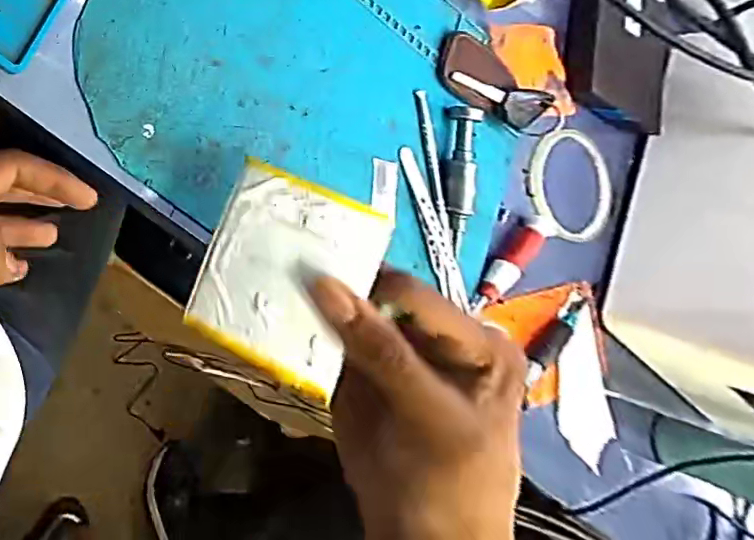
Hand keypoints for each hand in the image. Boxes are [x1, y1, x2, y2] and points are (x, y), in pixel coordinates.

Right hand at [308, 268, 523, 539]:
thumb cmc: (450, 485)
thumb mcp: (430, 418)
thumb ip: (382, 350)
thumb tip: (326, 284)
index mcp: (476, 342)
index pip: (411, 292)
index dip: (366, 284)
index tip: (314, 275)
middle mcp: (434, 335)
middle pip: (377, 290)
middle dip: (335, 283)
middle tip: (288, 269)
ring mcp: (391, 347)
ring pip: (347, 305)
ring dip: (314, 300)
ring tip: (277, 286)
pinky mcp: (355, 361)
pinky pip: (327, 330)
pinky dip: (304, 323)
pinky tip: (281, 313)